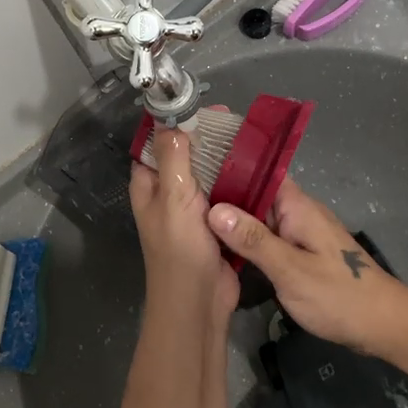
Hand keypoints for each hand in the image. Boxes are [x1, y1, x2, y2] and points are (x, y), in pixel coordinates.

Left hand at [129, 126, 239, 317]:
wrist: (199, 302)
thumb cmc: (180, 250)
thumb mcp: (173, 199)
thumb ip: (173, 160)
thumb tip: (170, 122)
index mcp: (149, 187)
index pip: (155, 145)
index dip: (173, 124)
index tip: (196, 105)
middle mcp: (168, 195)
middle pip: (186, 157)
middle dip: (205, 138)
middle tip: (233, 119)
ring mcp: (193, 211)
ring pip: (209, 175)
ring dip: (225, 159)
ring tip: (249, 137)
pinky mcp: (217, 224)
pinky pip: (227, 195)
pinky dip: (239, 181)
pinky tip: (258, 167)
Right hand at [207, 180, 407, 354]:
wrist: (383, 326)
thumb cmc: (340, 296)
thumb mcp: (291, 270)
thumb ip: (253, 240)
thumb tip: (214, 209)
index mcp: (298, 206)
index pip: (259, 171)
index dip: (228, 165)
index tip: (192, 164)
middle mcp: (298, 213)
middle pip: (255, 193)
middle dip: (223, 193)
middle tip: (180, 195)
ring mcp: (299, 233)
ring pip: (259, 217)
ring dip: (232, 218)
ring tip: (188, 216)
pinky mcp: (300, 253)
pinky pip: (267, 237)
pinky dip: (246, 239)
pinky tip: (219, 246)